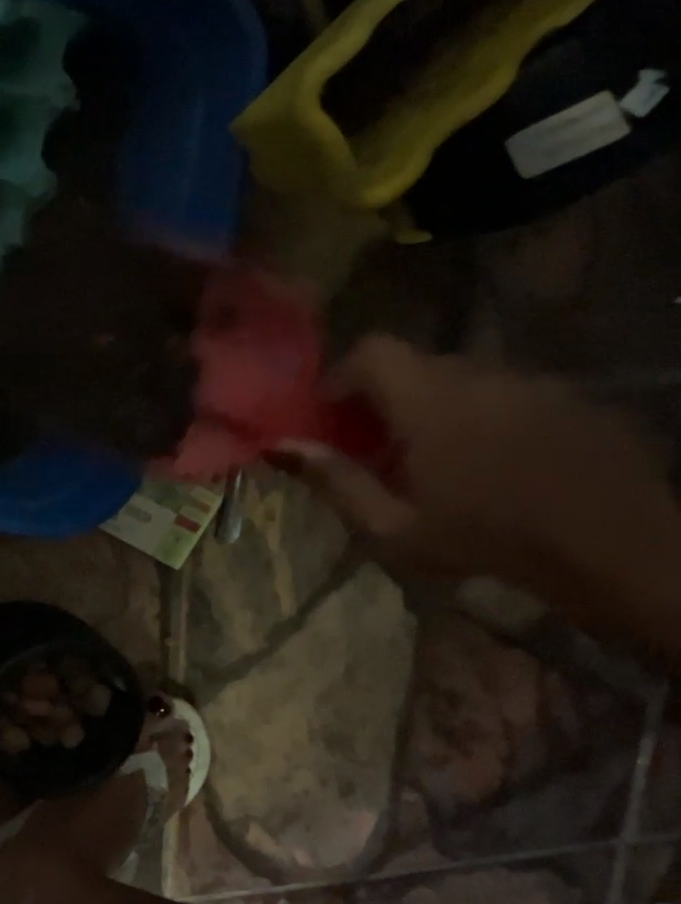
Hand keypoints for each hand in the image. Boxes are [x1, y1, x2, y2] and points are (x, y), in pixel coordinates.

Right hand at [282, 335, 680, 606]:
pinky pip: (514, 394)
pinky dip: (488, 417)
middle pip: (419, 364)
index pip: (374, 351)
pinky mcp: (578, 401)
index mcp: (433, 402)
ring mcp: (540, 385)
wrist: (620, 553)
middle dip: (388, 396)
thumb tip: (282, 446)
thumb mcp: (392, 527)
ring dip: (439, 406)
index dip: (343, 374)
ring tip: (439, 458)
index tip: (332, 414)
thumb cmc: (489, 541)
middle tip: (378, 444)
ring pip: (468, 378)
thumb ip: (335, 480)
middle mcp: (485, 378)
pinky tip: (496, 464)